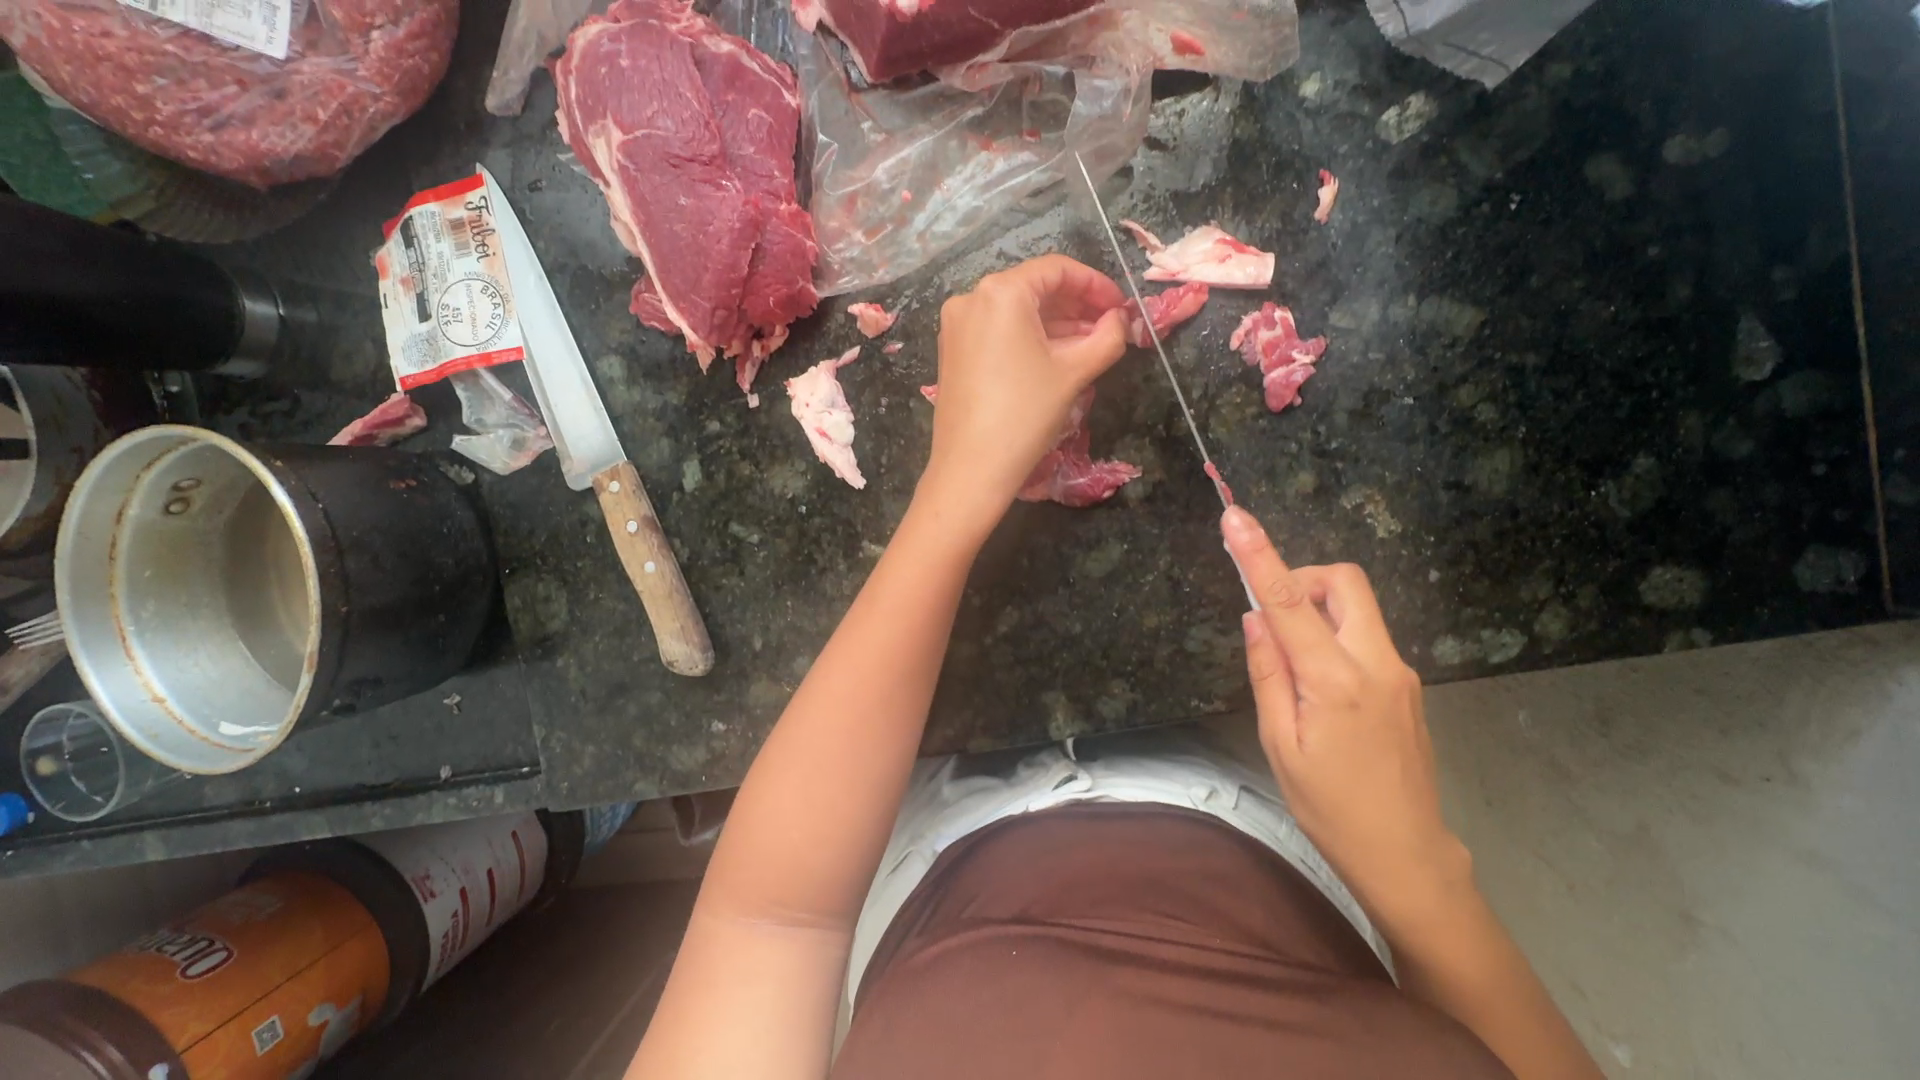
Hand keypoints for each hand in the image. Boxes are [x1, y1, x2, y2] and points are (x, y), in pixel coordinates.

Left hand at [922, 255, 1128, 525]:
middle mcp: (972, 298)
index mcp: (1001, 292)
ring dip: (1056, 323)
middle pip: (1035, 288)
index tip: (1120, 307)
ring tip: (1090, 346)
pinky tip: (1056, 358)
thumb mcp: (1074, 372)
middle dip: (1076, 305)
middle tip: (1109, 328)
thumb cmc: (1025, 414)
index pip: (1057, 270)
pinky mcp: (952, 351)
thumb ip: (1107, 337)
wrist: (971, 468)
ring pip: (1017, 311)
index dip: (1095, 284)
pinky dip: (1029, 337)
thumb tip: (1120, 320)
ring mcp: (957, 325)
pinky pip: (998, 331)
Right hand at [1222, 506, 1471, 920]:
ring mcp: (1400, 671)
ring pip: (1357, 607)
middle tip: (1273, 617)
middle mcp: (1376, 662)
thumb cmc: (1329, 807)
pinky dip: (1334, 637)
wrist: (1405, 852)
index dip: (1259, 555)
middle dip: (1303, 578)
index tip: (1234, 517)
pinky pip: (1365, 637)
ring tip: (1291, 665)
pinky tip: (1318, 688)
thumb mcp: (1280, 745)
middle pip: (1344, 582)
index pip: (1289, 601)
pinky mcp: (1407, 685)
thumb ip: (1267, 673)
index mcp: (1335, 680)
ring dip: (1319, 610)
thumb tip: (1255, 617)